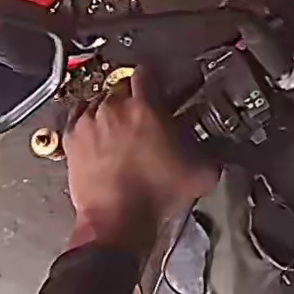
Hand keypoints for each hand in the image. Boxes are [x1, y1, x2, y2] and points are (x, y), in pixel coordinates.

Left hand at [63, 69, 217, 253]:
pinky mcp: (72, 138)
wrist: (116, 221)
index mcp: (146, 107)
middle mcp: (114, 107)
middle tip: (144, 113)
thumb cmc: (153, 196)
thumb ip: (212, 153)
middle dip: (133, 96)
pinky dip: (88, 119)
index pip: (147, 72)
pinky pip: (79, 116)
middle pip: (122, 85)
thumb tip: (220, 149)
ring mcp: (89, 121)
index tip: (159, 86)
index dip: (154, 78)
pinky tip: (98, 130)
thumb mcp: (199, 173)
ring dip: (111, 109)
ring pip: (100, 99)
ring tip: (121, 126)